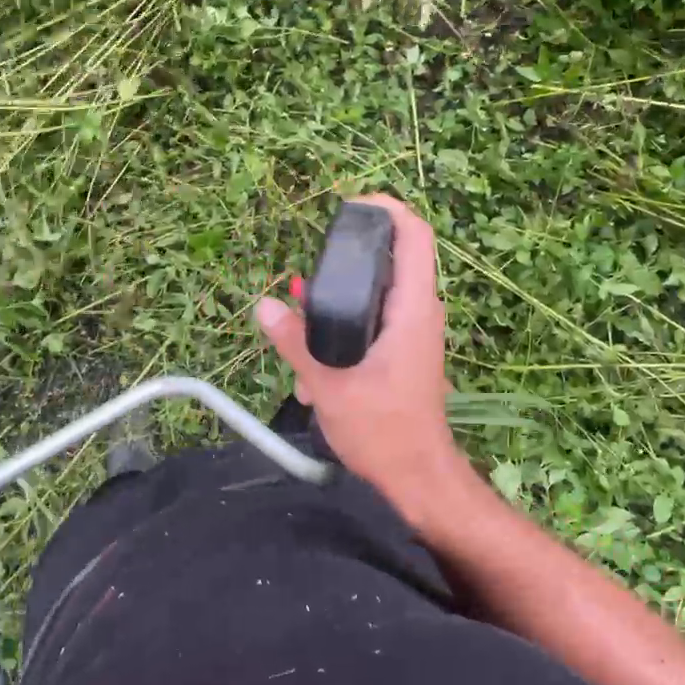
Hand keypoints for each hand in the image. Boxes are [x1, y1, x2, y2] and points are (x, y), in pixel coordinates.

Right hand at [256, 195, 484, 527]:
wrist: (416, 479)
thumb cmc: (382, 432)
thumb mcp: (329, 384)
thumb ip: (295, 342)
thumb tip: (265, 306)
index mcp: (413, 310)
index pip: (415, 236)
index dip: (387, 209)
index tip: (349, 205)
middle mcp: (419, 313)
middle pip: (390, 259)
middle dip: (345, 262)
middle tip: (306, 276)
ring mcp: (413, 333)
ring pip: (375, 294)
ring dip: (337, 304)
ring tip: (301, 325)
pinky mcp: (402, 352)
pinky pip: (372, 321)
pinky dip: (342, 330)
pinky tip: (312, 365)